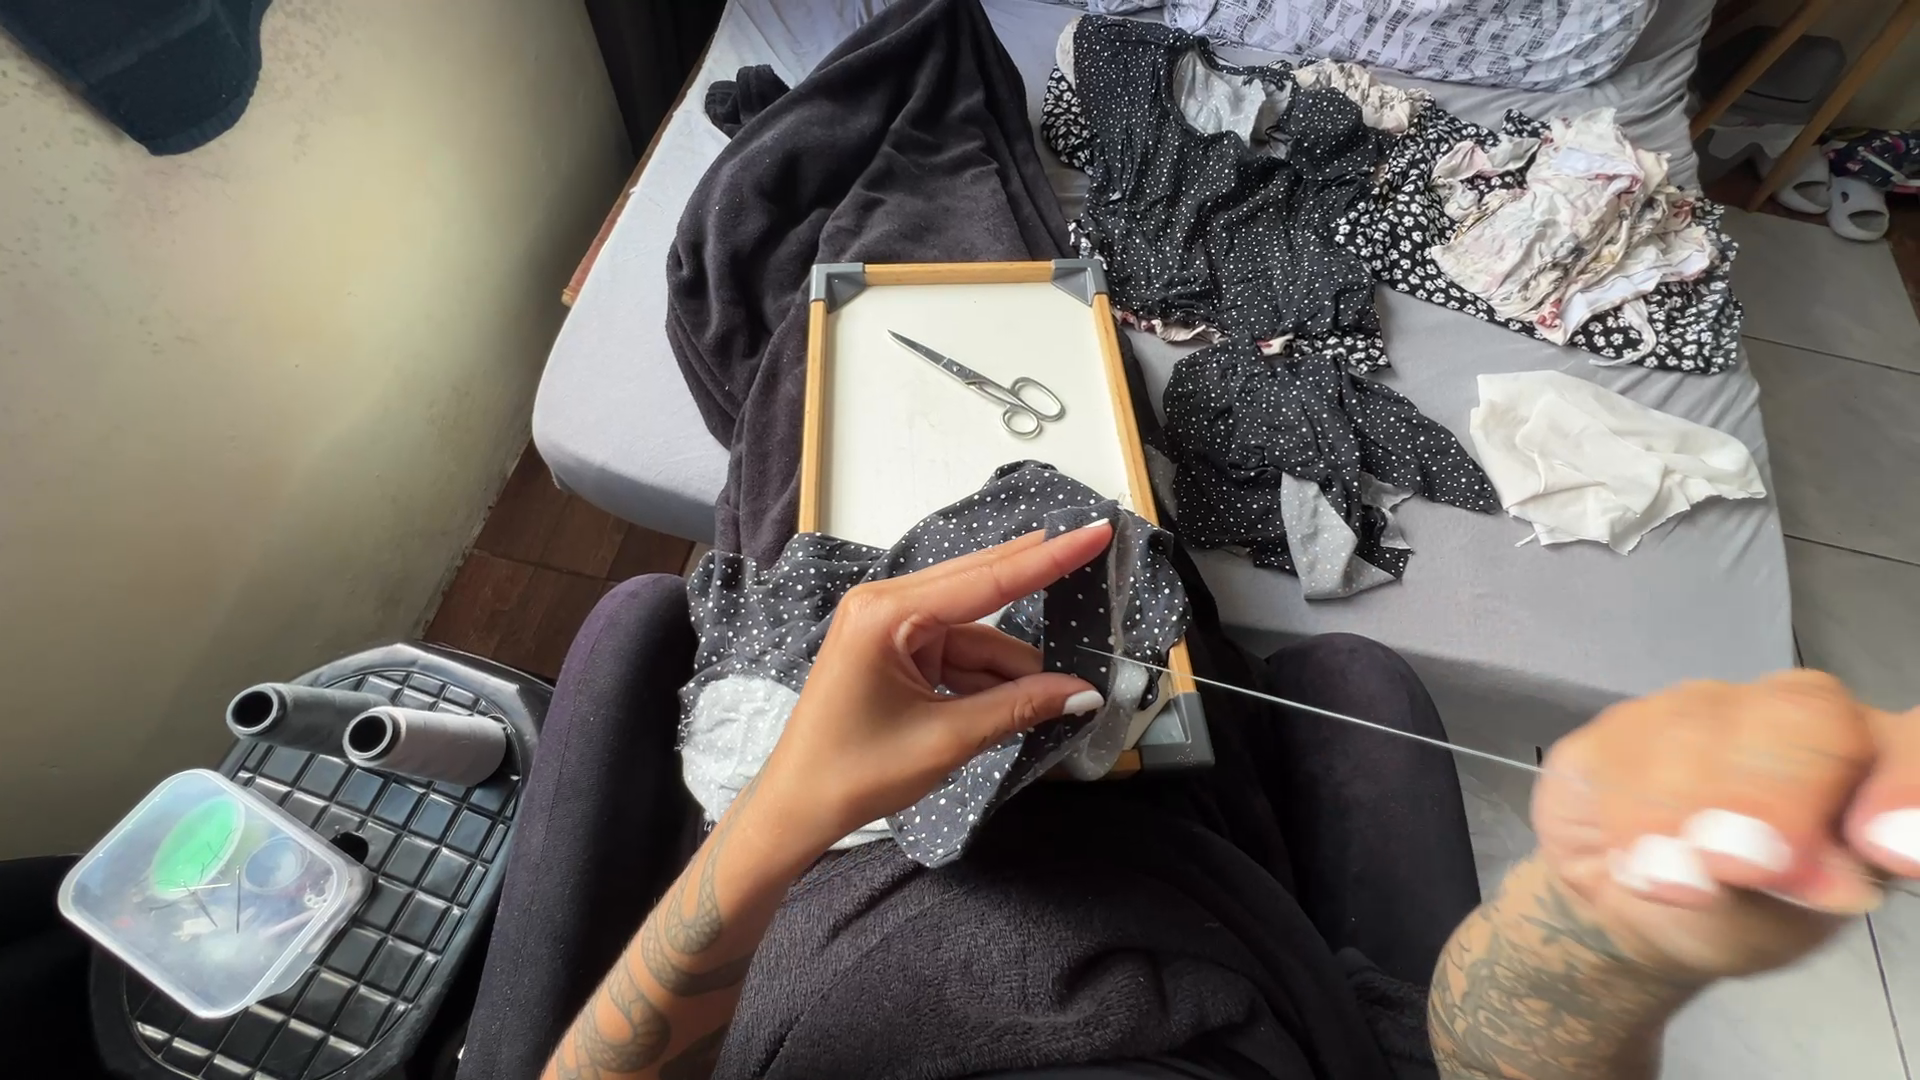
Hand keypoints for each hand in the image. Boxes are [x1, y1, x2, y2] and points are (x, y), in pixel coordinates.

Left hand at [754, 523, 1113, 854]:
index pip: (986, 580)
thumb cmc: (858, 772)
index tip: (1095, 529)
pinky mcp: (896, 650)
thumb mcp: (946, 739)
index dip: (1048, 558)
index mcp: (888, 612)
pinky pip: (957, 653)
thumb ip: (1018, 707)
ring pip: (974, 632)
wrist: (797, 808)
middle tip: (1096, 558)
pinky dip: (989, 676)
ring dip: (1014, 664)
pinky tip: (1026, 698)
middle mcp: (887, 604)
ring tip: (1064, 692)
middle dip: (1037, 586)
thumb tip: (1085, 692)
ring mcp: (890, 626)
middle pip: (980, 589)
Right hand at [1533, 671, 1919, 979]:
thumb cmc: (1740, 909)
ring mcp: (1694, 708)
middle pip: (1798, 711)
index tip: (1891, 853)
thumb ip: (1823, 880)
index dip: (1908, 785)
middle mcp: (1793, 716)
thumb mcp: (1801, 912)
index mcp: (1876, 759)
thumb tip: (1826, 877)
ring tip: (1671, 880)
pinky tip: (1628, 856)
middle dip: (1769, 790)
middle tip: (1738, 865)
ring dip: (1677, 806)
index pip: (1914, 743)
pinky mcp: (1616, 722)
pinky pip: (1617, 744)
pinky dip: (1623, 806)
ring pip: (1691, 725)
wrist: (1628, 898)